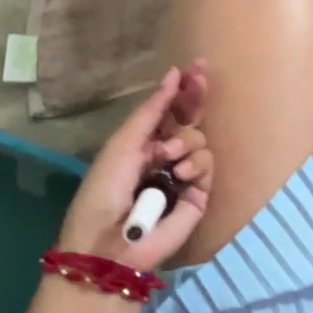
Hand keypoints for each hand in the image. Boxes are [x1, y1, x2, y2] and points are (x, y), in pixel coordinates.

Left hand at [57, 62, 212, 272]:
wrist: (107, 245)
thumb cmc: (104, 192)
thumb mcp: (123, 144)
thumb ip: (152, 110)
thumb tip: (174, 74)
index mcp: (143, 143)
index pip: (169, 109)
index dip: (182, 88)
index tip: (196, 67)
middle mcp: (165, 155)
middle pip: (189, 119)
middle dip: (196, 97)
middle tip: (201, 79)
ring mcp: (182, 175)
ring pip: (200, 139)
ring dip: (186, 141)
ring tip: (170, 158)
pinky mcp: (198, 195)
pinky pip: (208, 166)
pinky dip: (196, 164)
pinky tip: (181, 173)